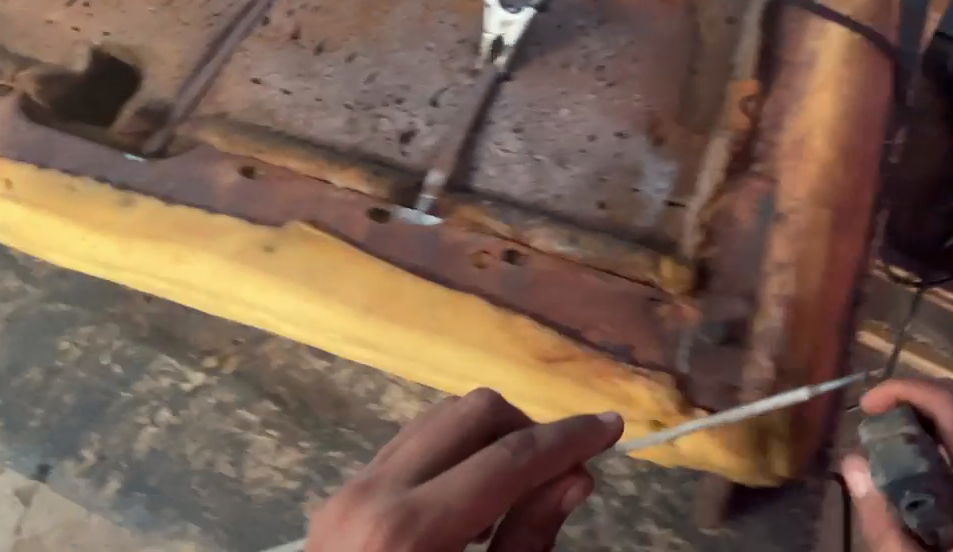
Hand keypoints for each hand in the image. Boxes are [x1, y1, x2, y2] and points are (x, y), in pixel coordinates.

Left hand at [306, 388, 622, 551]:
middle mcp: (375, 491)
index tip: (613, 426)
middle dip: (528, 430)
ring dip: (492, 438)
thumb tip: (575, 477)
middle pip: (477, 413)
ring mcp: (349, 490)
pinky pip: (415, 441)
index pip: (511, 457)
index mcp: (409, 531)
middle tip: (558, 474)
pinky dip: (456, 453)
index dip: (570, 438)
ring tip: (512, 496)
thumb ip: (527, 542)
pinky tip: (468, 504)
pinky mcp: (339, 497)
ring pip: (444, 417)